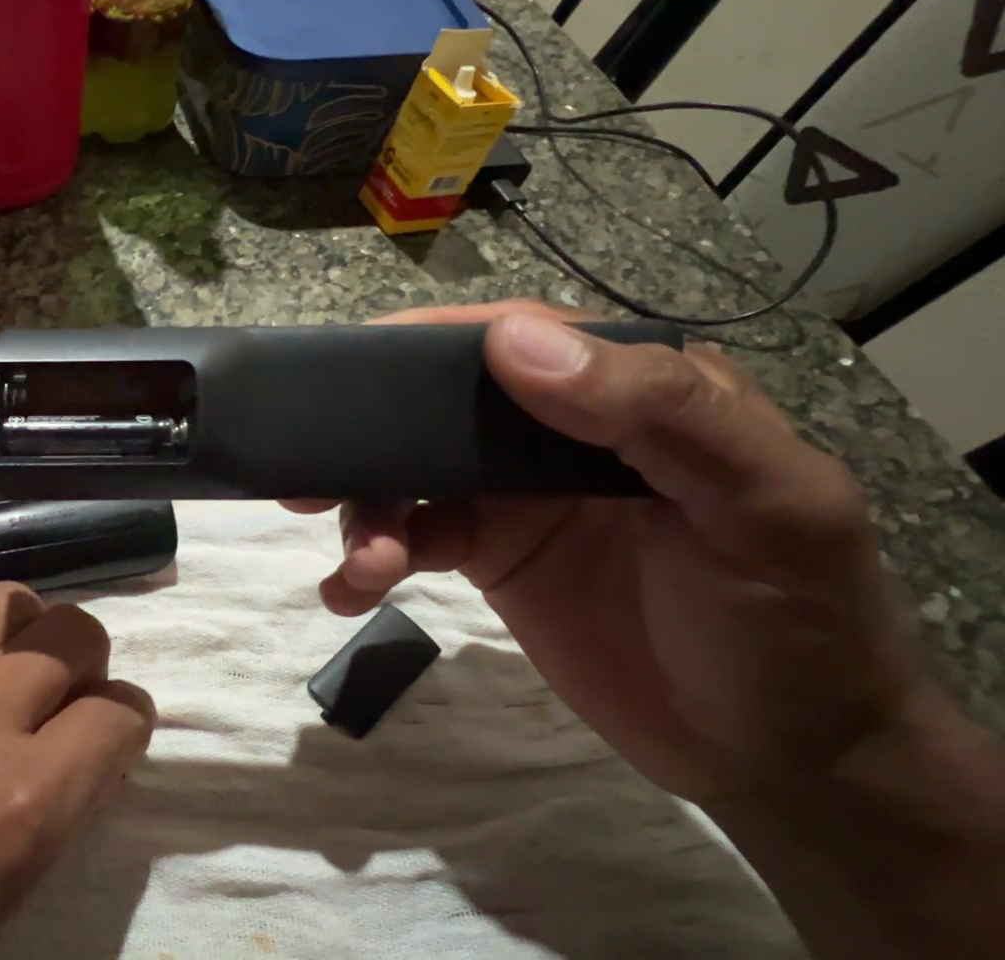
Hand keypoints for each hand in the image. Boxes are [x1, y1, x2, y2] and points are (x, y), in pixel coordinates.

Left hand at [0, 583, 154, 959]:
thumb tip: (75, 759)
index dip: (126, 726)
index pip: (120, 714)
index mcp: (18, 799)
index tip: (110, 737)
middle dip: (87, 665)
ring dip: (24, 634)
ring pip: (6, 603)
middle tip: (65, 698)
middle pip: (74, 635)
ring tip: (5, 670)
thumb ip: (47, 818)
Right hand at [289, 300, 922, 804]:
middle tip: (305, 472)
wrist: (779, 757)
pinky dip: (366, 560)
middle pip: (436, 407)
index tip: (347, 372)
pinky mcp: (484, 554)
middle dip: (365, 435)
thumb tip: (510, 340)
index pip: (515, 338)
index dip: (425, 345)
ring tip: (362, 569)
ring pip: (407, 475)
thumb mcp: (762, 509)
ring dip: (364, 512)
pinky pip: (406, 537)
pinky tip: (350, 591)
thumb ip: (654, 413)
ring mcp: (512, 495)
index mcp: (629, 392)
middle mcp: (557, 432)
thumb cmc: (791, 623)